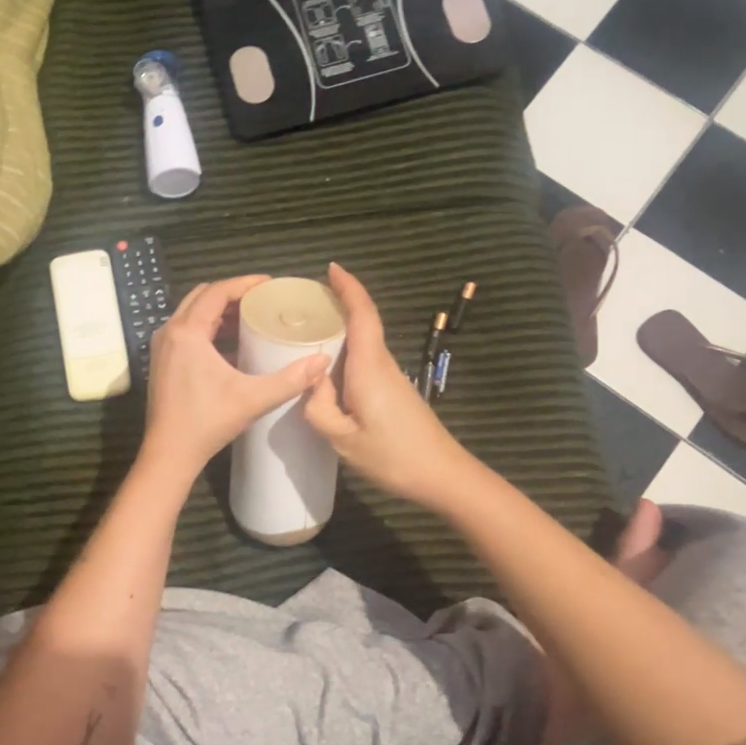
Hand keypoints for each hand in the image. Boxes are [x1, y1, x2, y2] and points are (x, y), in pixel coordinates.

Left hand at [142, 275, 330, 473]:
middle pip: (202, 297)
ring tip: (252, 316)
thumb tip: (323, 361)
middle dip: (232, 294)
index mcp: (187, 332)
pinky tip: (233, 341)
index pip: (217, 292)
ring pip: (192, 314)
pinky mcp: (163, 362)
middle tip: (262, 299)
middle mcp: (170, 332)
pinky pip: (187, 331)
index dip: (245, 284)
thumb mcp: (253, 399)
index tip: (270, 284)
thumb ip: (290, 379)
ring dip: (220, 311)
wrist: (169, 453)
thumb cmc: (207, 422)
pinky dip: (209, 328)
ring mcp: (162, 347)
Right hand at [303, 263, 479, 508]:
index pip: (362, 314)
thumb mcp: (343, 440)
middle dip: (338, 304)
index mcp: (369, 367)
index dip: (349, 287)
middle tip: (302, 302)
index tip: (331, 268)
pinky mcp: (394, 392)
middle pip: (362, 323)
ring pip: (363, 343)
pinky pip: (365, 361)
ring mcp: (391, 378)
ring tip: (306, 332)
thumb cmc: (394, 456)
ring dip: (340, 331)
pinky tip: (327, 368)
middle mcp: (382, 364)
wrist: (443, 476)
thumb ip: (319, 407)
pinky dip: (346, 354)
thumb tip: (311, 384)